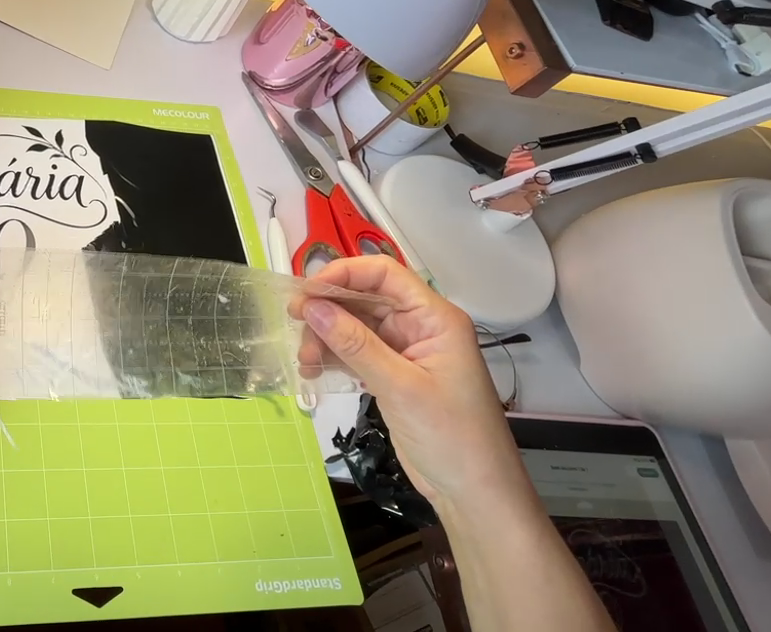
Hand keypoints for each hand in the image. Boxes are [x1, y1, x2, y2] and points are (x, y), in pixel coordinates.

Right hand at [289, 256, 528, 513]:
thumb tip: (312, 306)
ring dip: (324, 336)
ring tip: (306, 361)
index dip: (344, 274)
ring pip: (353, 324)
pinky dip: (331, 356)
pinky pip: (353, 349)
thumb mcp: (400, 388)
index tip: (307, 292)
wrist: (476, 496)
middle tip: (294, 323)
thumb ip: (354, 343)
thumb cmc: (452, 437)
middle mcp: (418, 326)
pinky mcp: (392, 373)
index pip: (383, 274)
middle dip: (327, 309)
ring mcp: (404, 350)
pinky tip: (314, 370)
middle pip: (363, 297)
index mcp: (433, 318)